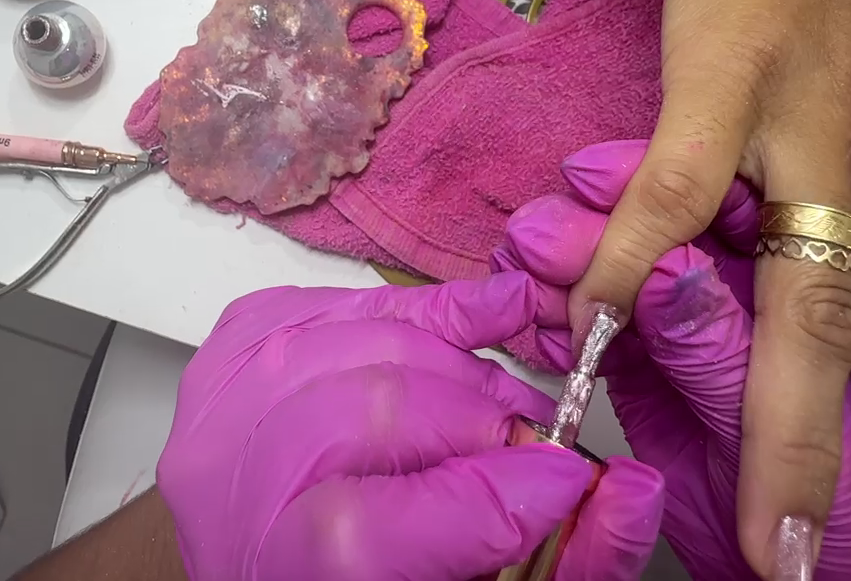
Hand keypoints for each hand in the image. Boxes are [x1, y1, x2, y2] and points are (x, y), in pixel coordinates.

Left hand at [156, 277, 665, 580]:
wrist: (261, 537)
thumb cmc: (349, 573)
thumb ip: (559, 561)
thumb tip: (627, 489)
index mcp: (263, 563)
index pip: (362, 530)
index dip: (483, 500)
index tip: (565, 477)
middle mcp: (223, 467)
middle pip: (366, 413)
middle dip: (476, 417)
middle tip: (534, 437)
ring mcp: (225, 384)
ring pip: (367, 338)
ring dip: (456, 361)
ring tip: (498, 397)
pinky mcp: (244, 327)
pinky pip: (352, 296)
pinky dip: (422, 306)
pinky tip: (474, 318)